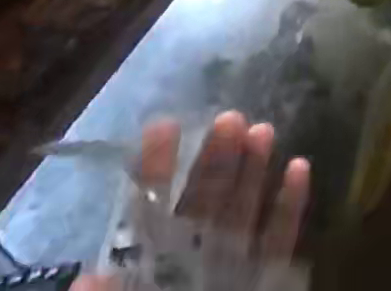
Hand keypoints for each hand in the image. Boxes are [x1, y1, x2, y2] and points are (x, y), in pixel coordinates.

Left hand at [75, 110, 310, 290]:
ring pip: (244, 219)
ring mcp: (230, 279)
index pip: (146, 221)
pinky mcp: (267, 288)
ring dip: (254, 174)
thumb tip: (90, 276)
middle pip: (203, 209)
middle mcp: (188, 273)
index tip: (164, 126)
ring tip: (262, 130)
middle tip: (230, 118)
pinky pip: (280, 249)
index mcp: (146, 282)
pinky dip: (290, 211)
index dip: (155, 174)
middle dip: (216, 162)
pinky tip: (300, 168)